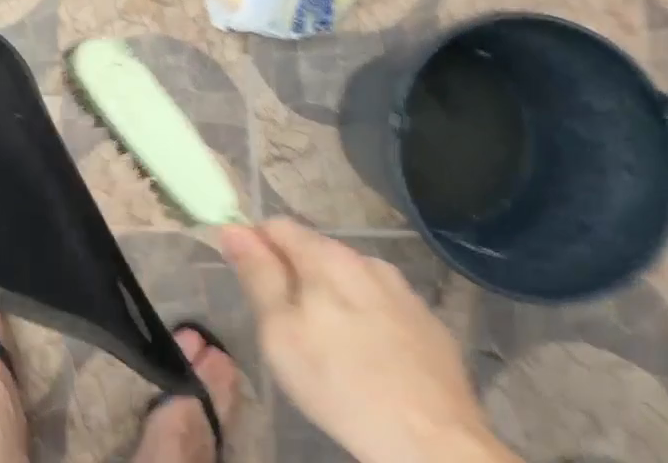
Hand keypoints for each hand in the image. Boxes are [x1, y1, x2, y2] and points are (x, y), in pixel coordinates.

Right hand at [219, 220, 518, 462]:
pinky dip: (366, 316)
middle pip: (317, 251)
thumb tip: (234, 229)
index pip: (279, 226)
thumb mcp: (279, 331)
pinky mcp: (432, 326)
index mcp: (328, 257)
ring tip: (326, 339)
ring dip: (332, 293)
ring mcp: (406, 293)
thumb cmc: (339, 384)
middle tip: (283, 320)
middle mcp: (369, 262)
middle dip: (294, 272)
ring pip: (353, 278)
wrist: (432, 441)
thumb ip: (257, 275)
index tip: (246, 277)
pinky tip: (366, 354)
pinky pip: (384, 306)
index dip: (255, 243)